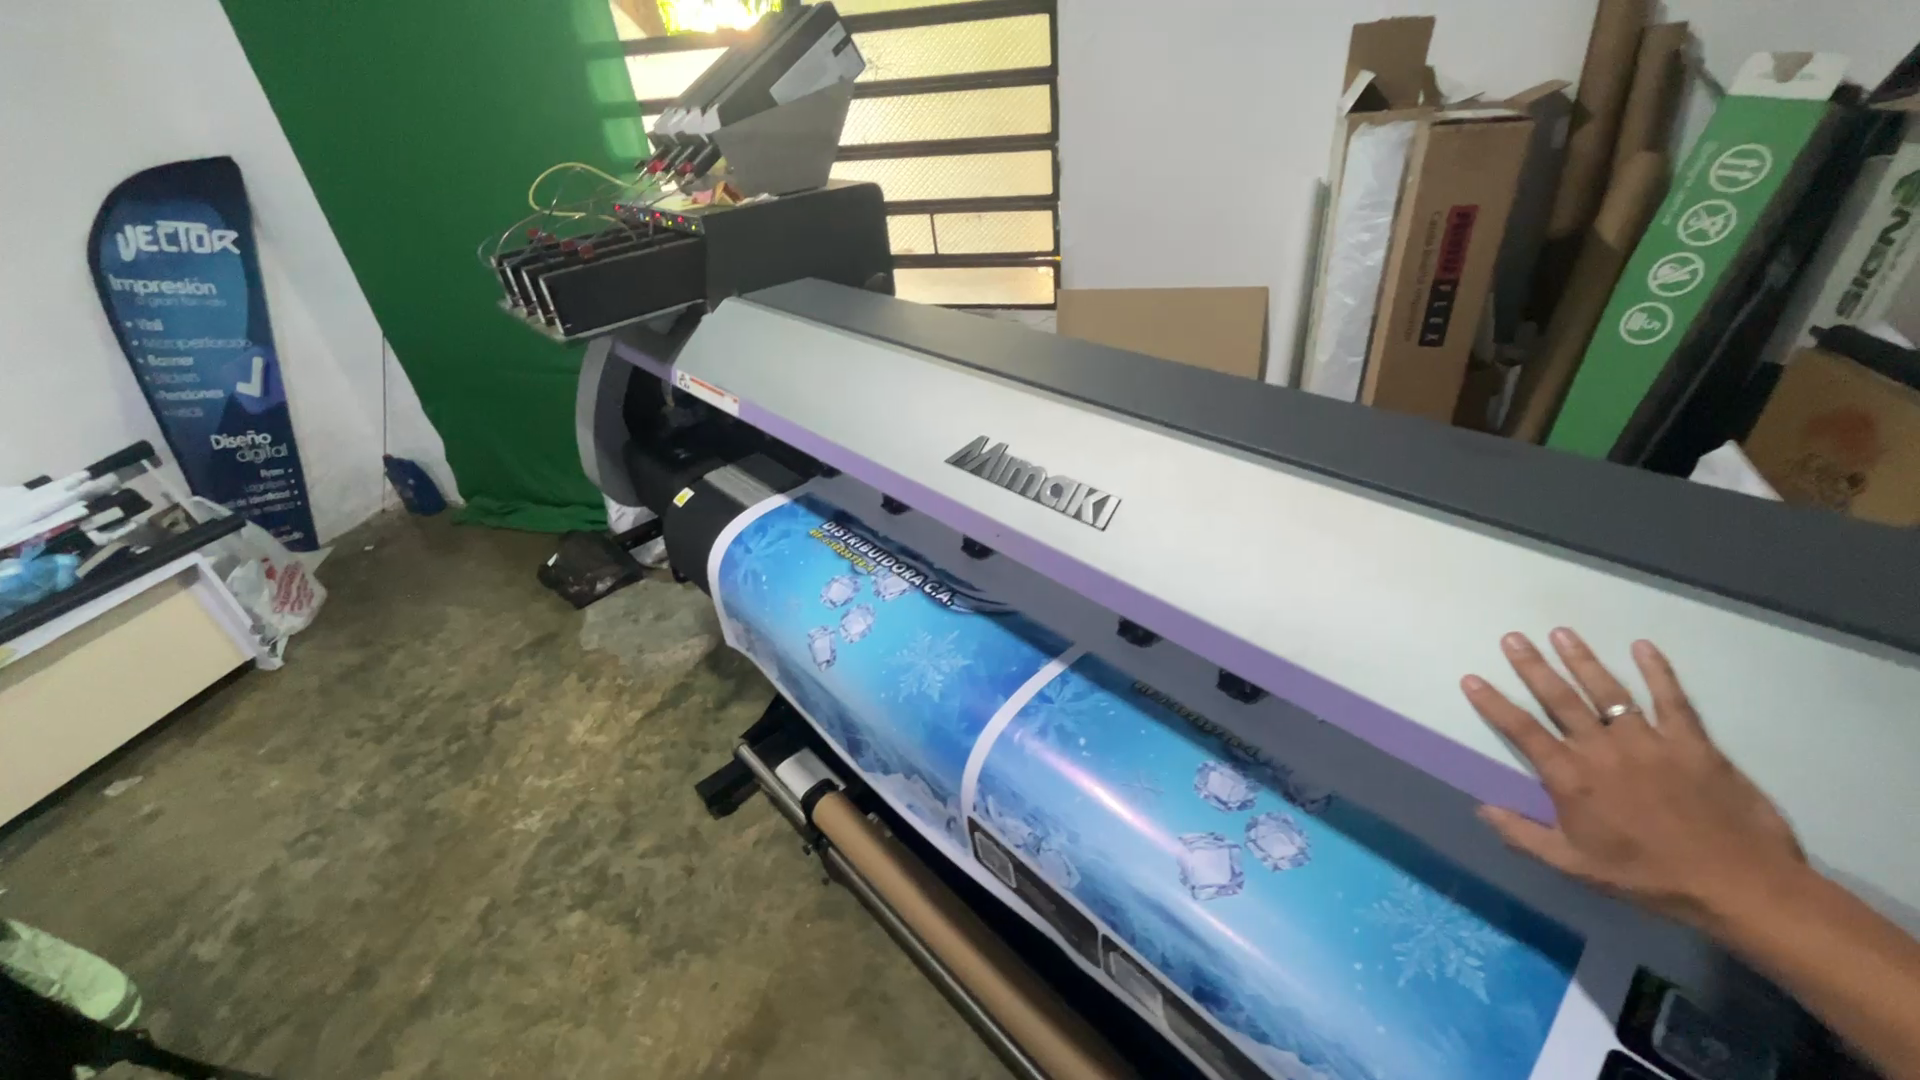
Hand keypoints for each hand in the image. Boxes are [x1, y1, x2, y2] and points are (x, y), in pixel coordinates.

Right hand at [1462, 628, 1806, 930]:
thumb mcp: (1575, 866)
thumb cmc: (1649, 878)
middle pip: (1560, 699)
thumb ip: (1523, 835)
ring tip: (1562, 633)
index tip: (1471, 679)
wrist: (1740, 887)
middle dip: (1532, 666)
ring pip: (1609, 691)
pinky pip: (1673, 700)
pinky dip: (1658, 672)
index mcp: (1572, 778)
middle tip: (1513, 638)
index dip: (1493, 703)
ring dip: (1582, 660)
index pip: (1522, 730)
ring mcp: (1651, 743)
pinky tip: (1643, 647)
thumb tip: (1481, 809)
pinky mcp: (1694, 744)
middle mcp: (1604, 750)